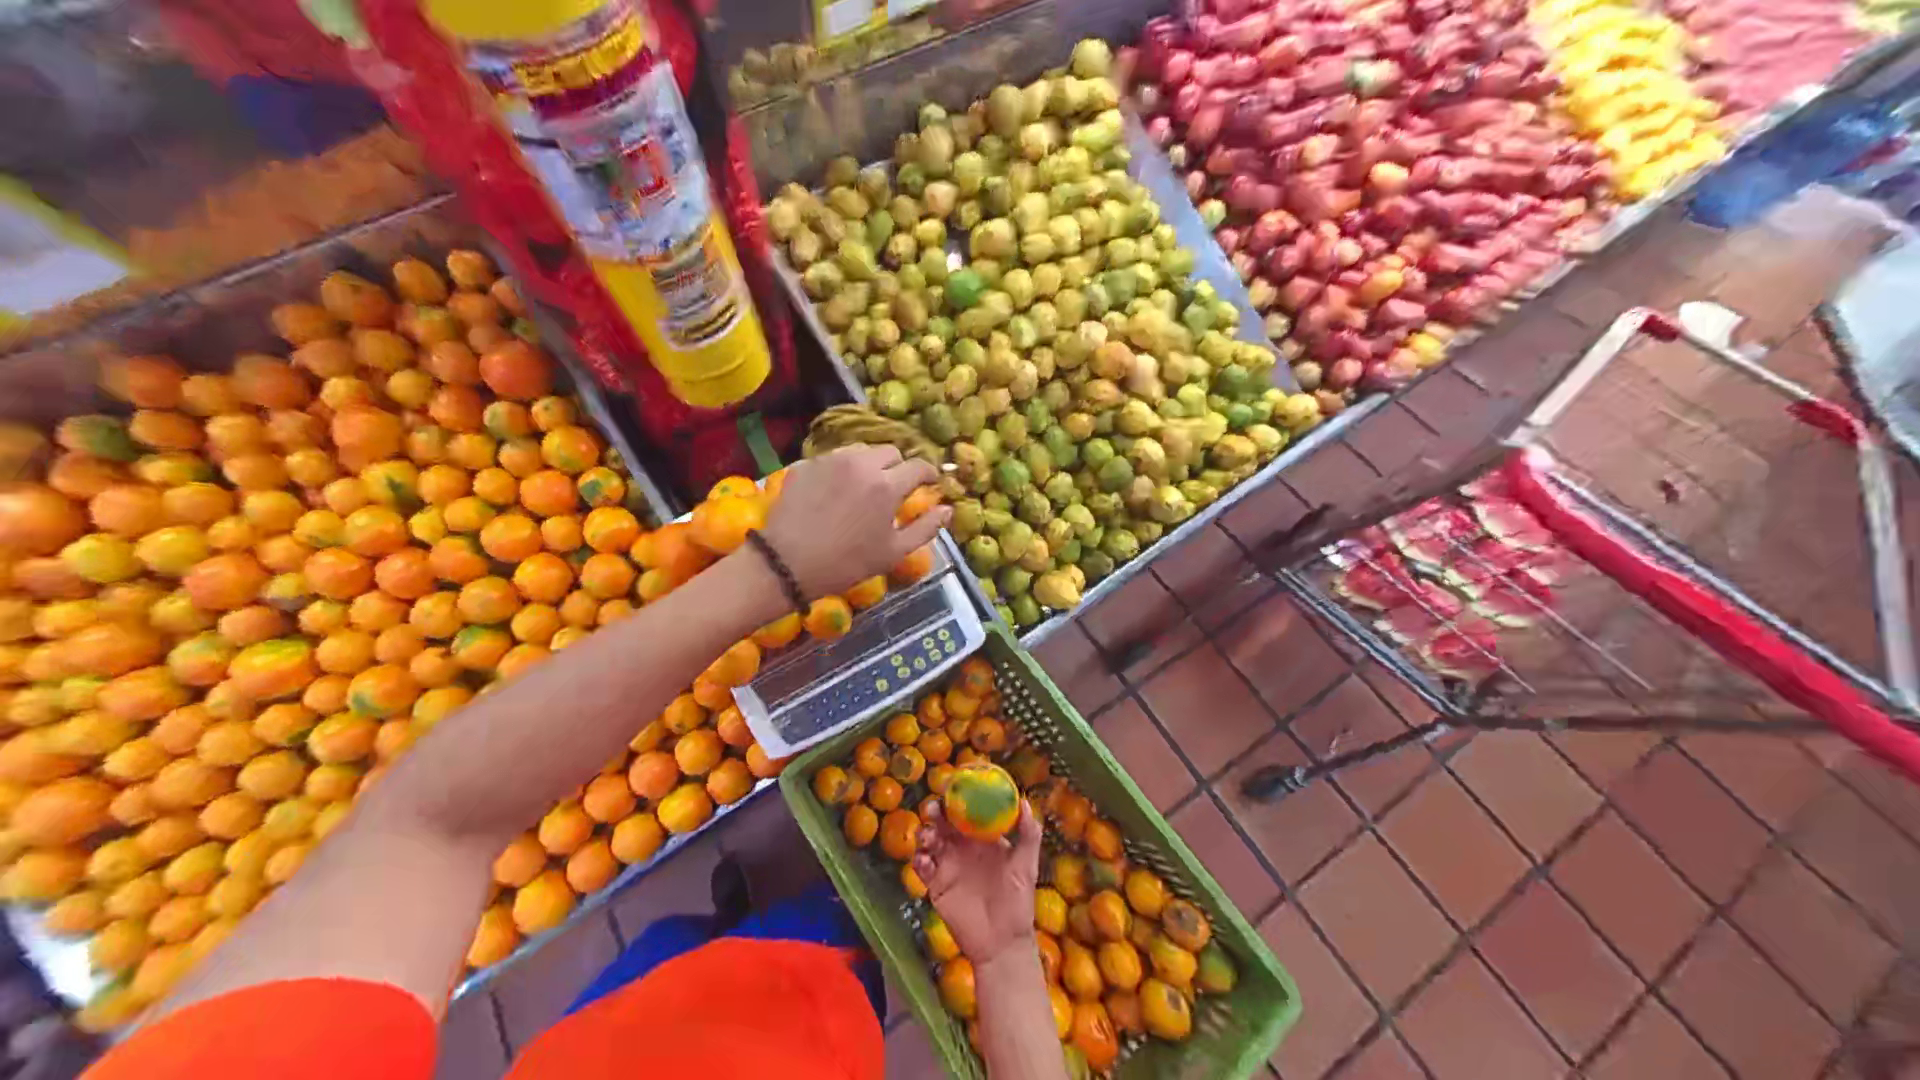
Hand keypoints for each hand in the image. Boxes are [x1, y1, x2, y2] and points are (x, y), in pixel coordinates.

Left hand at [761, 445, 949, 598]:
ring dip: (871, 464)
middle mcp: (861, 463)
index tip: (930, 483)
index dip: (929, 473)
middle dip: (899, 466)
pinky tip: (836, 492)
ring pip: (861, 451)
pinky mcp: (806, 464)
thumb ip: (926, 528)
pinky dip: (842, 470)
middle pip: (891, 451)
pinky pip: (834, 459)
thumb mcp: (893, 552)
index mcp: (887, 484)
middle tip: (895, 488)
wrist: (786, 564)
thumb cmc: (847, 563)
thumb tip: (948, 509)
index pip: (919, 465)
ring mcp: (831, 460)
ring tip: (865, 487)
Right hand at [913, 800, 1041, 965]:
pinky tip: (925, 861)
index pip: (967, 809)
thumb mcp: (1026, 865)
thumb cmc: (1018, 901)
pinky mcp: (935, 885)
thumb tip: (1024, 802)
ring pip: (928, 839)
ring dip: (924, 833)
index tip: (953, 785)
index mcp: (982, 837)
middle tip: (934, 810)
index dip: (958, 796)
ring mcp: (947, 864)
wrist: (1003, 943)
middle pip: (942, 820)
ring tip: (929, 837)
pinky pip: (921, 867)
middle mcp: (961, 845)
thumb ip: (1028, 834)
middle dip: (935, 811)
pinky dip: (918, 860)